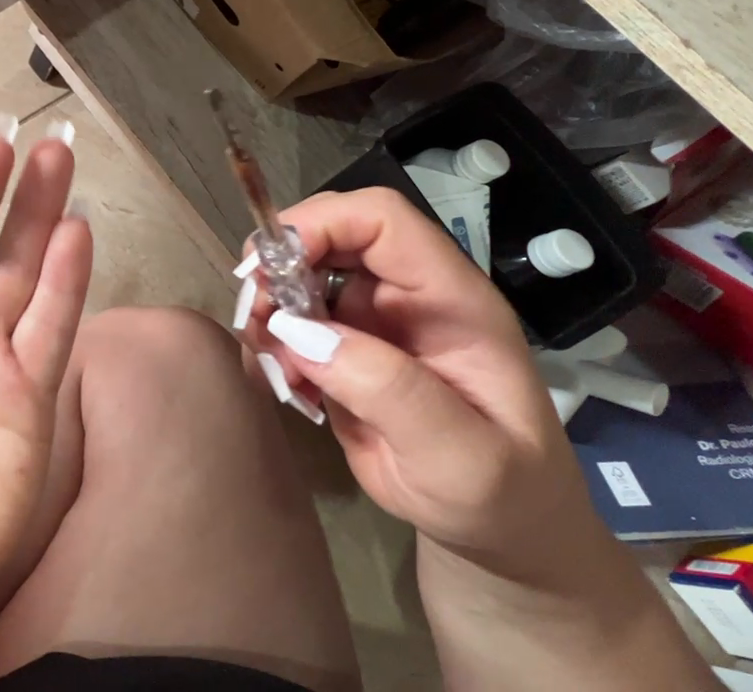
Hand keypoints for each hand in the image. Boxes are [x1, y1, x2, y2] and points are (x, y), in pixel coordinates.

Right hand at [241, 188, 603, 576]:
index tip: (268, 269)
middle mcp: (409, 295)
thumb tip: (298, 331)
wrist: (500, 534)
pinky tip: (285, 382)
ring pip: (301, 273)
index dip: (319, 224)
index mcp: (452, 300)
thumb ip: (389, 391)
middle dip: (278, 263)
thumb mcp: (461, 457)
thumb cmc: (501, 497)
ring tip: (270, 361)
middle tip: (251, 317)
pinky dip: (272, 339)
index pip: (380, 220)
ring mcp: (376, 319)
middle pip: (330, 233)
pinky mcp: (347, 347)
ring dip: (268, 306)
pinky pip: (292, 318)